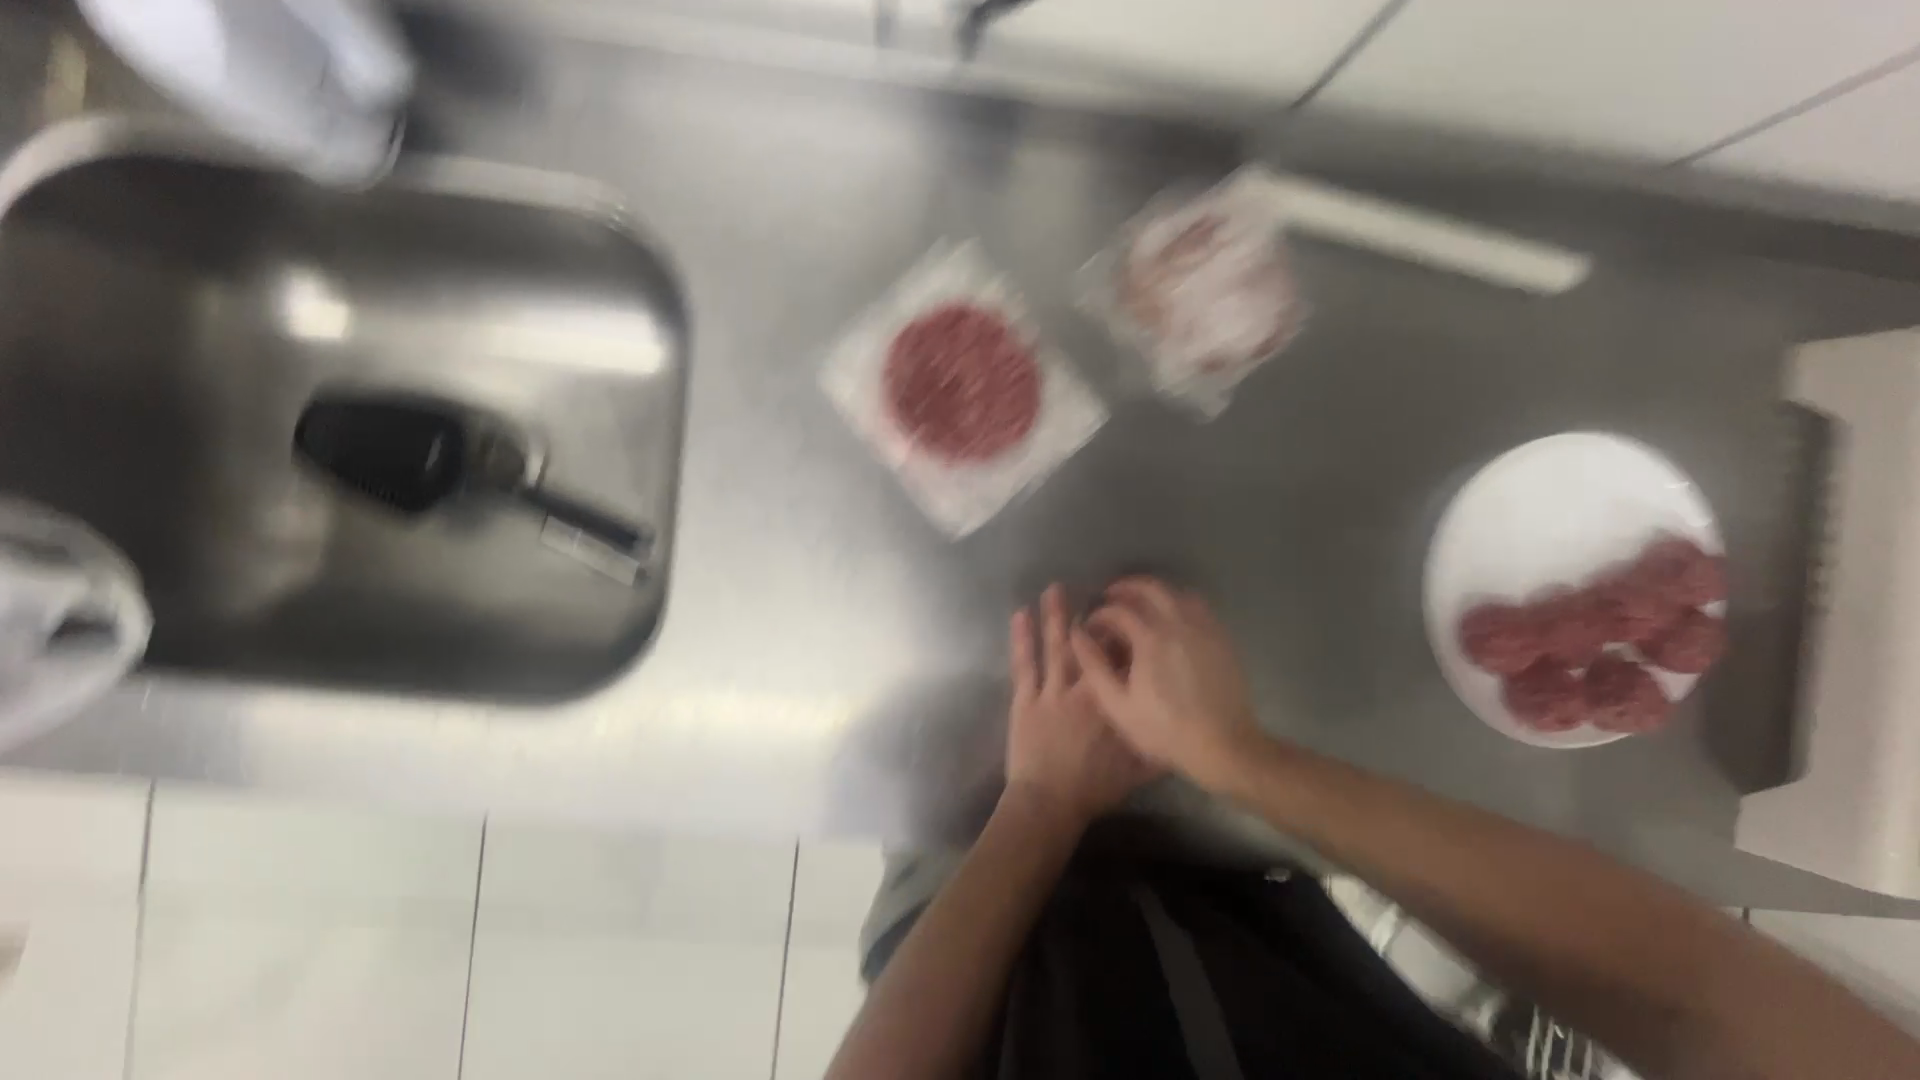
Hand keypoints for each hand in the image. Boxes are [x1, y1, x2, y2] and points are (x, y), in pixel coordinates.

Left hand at [1004, 585, 1160, 829]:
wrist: (1050, 802)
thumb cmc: (1093, 789)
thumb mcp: (1137, 772)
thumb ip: (1158, 750)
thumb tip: (1179, 736)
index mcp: (1113, 704)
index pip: (1125, 664)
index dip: (1129, 640)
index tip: (1132, 617)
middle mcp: (1084, 690)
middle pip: (1092, 647)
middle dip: (1096, 617)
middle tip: (1099, 590)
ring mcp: (1052, 692)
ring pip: (1056, 647)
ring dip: (1056, 616)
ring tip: (1055, 588)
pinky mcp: (1026, 699)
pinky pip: (1024, 664)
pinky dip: (1022, 639)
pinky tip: (1021, 614)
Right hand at [1068, 577, 1261, 785]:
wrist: (1223, 745)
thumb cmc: (1164, 730)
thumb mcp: (1118, 705)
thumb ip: (1094, 666)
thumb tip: (1076, 634)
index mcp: (1151, 639)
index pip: (1118, 610)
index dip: (1099, 615)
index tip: (1090, 627)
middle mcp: (1179, 624)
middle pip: (1150, 588)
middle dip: (1125, 588)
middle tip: (1110, 597)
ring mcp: (1204, 629)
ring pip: (1177, 592)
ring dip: (1154, 591)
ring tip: (1139, 603)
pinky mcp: (1221, 638)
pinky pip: (1198, 606)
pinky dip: (1179, 601)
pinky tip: (1171, 617)